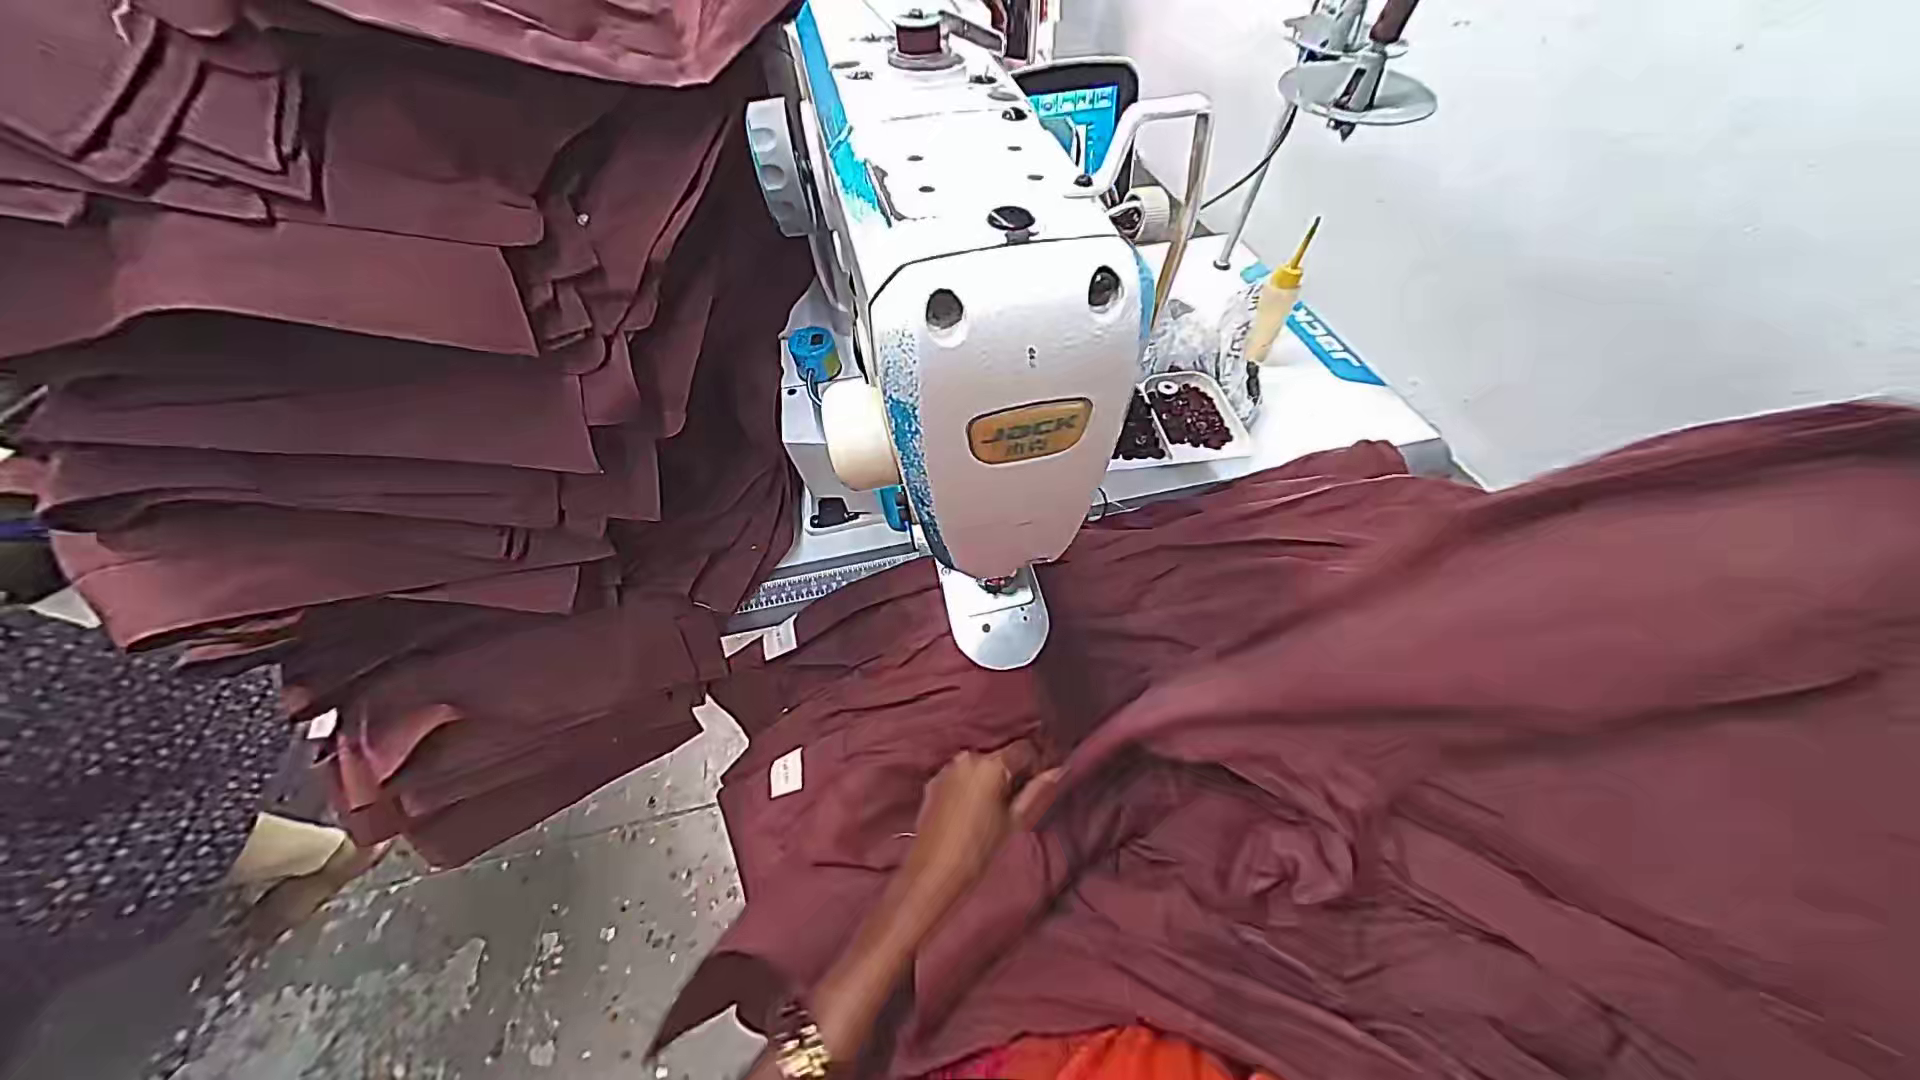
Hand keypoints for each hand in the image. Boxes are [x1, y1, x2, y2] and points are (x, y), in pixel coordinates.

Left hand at [902, 741, 1062, 903]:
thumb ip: (1036, 791)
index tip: (1039, 780)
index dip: (1036, 762)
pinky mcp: (933, 781)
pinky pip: (960, 775)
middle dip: (1011, 772)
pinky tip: (969, 809)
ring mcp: (948, 768)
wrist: (934, 871)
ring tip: (992, 806)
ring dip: (989, 778)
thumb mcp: (1015, 821)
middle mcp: (968, 758)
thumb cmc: (980, 849)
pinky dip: (969, 785)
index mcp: (991, 765)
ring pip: (978, 766)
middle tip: (1016, 798)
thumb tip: (1057, 770)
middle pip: (999, 756)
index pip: (1024, 749)